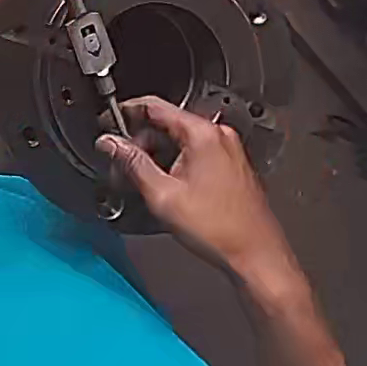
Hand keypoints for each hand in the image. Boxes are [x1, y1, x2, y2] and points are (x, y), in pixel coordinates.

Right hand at [99, 96, 292, 278]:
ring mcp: (226, 150)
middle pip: (165, 124)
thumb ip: (131, 163)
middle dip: (139, 143)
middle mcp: (218, 136)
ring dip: (156, 156)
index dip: (125, 112)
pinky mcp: (230, 166)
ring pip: (178, 141)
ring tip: (142, 182)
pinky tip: (165, 188)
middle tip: (121, 163)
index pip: (154, 106)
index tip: (109, 122)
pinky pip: (193, 153)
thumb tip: (110, 143)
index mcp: (202, 134)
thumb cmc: (221, 231)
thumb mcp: (163, 195)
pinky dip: (174, 164)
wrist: (258, 259)